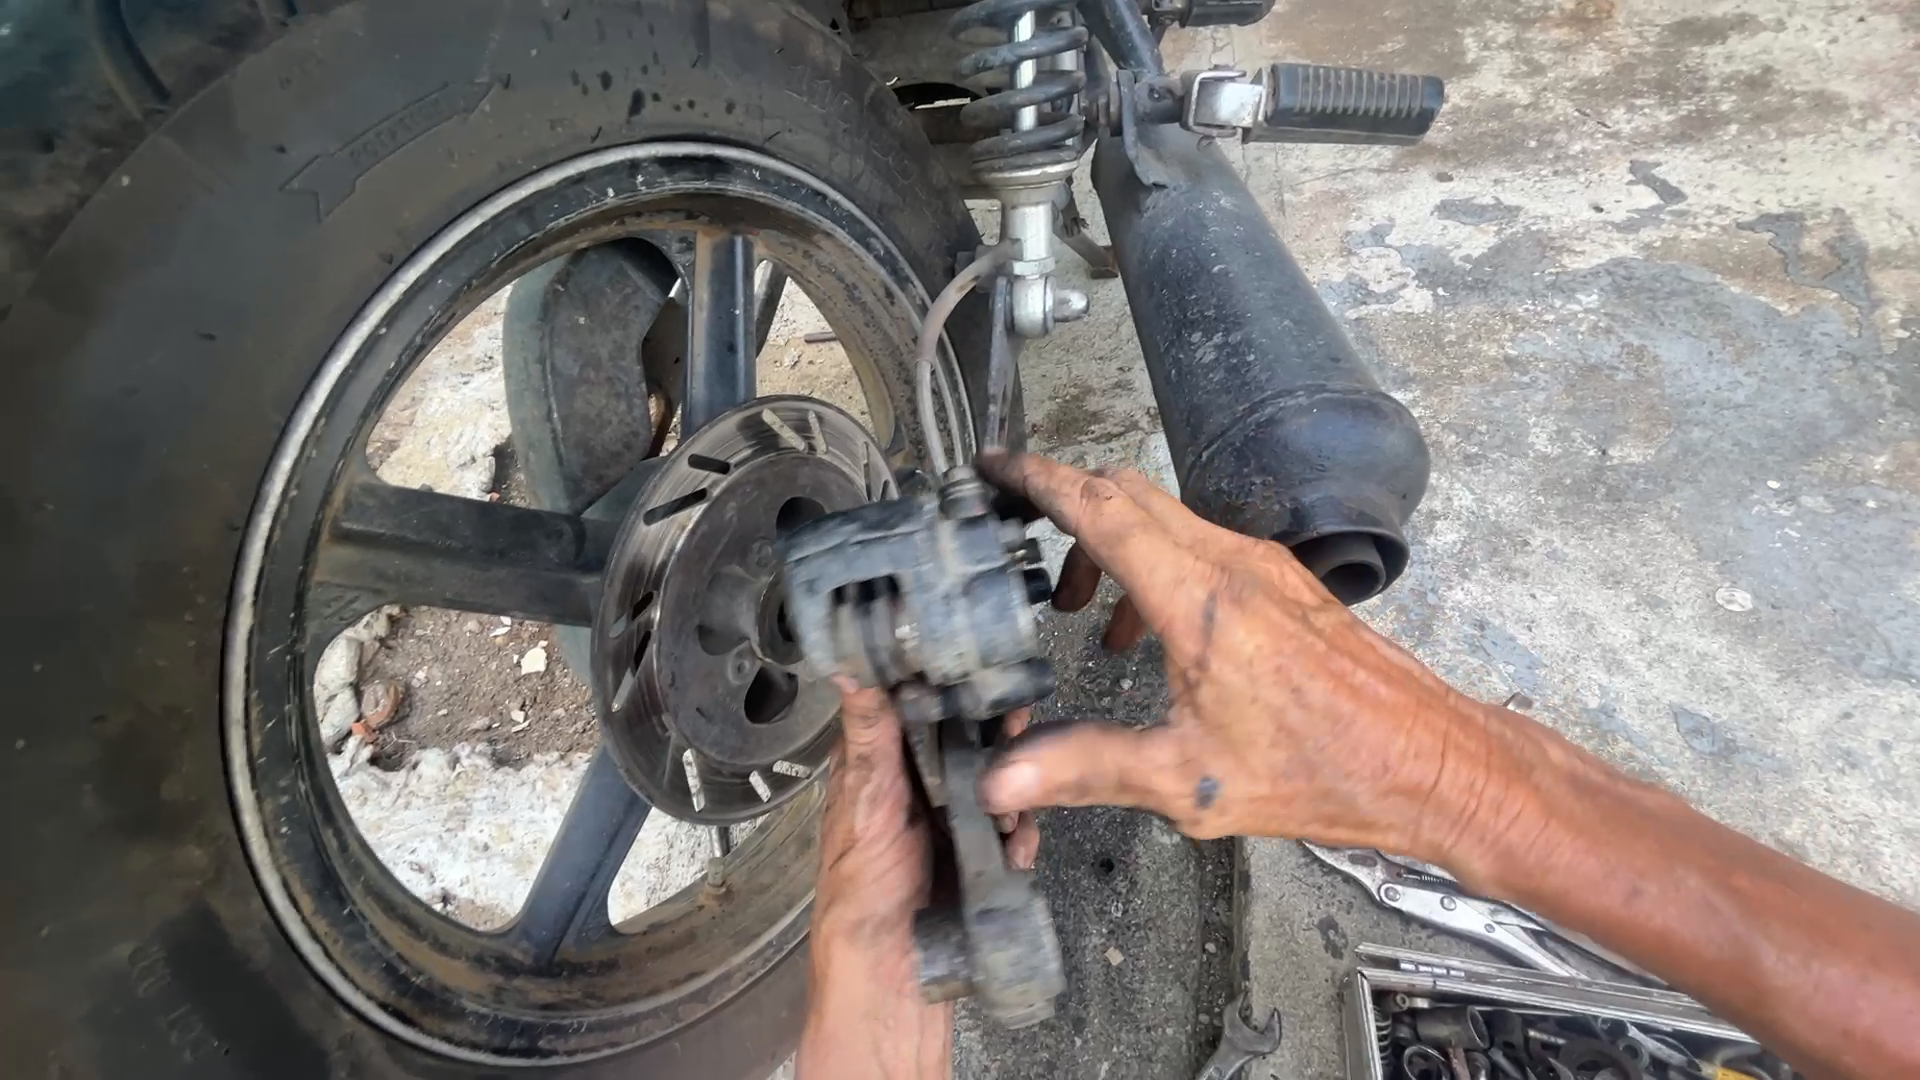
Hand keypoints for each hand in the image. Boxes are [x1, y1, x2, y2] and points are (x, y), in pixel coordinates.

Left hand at [796, 681, 1035, 1079]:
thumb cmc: (863, 885)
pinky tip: (1015, 847)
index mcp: (881, 760)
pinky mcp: (979, 846)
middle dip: (995, 732)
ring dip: (1013, 784)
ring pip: (996, 776)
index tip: (977, 660)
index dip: (945, 680)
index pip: (915, 701)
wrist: (893, 973)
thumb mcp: (865, 799)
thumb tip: (847, 664)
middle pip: (966, 736)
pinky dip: (1019, 832)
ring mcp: (952, 813)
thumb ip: (869, 734)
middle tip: (1020, 724)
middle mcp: (918, 780)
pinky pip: (1011, 823)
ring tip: (1012, 806)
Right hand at [975, 451, 1519, 868]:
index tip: (995, 465)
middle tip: (1019, 536)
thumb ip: (1085, 767)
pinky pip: (1192, 542)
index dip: (1038, 480)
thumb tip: (1001, 780)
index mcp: (1197, 598)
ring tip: (1077, 608)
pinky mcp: (1276, 577)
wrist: (1431, 761)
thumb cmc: (1320, 770)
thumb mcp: (1188, 779)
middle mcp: (1227, 560)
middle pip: (1123, 493)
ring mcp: (1257, 562)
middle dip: (1063, 507)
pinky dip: (1147, 563)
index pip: (1100, 510)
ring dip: (1105, 542)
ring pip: (1157, 514)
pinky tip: (1141, 631)